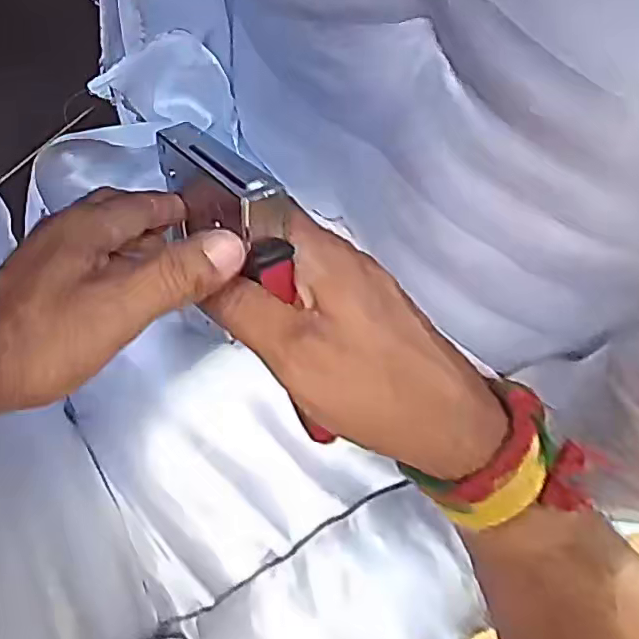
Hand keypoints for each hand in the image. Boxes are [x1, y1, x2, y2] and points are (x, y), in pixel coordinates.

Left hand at [0, 188, 246, 410]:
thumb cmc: (43, 339)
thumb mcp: (121, 307)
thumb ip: (175, 274)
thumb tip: (225, 245)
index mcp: (87, 225)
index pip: (151, 202)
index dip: (189, 212)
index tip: (221, 226)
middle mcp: (65, 227)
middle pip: (126, 212)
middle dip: (164, 224)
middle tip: (198, 249)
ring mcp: (49, 250)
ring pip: (105, 233)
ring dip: (139, 243)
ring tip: (168, 269)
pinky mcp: (39, 275)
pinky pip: (88, 254)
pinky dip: (115, 261)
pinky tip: (123, 288)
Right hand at [201, 206, 507, 479]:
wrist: (455, 433)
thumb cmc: (376, 390)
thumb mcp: (290, 350)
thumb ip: (239, 305)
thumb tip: (200, 274)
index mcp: (323, 254)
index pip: (254, 205)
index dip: (213, 217)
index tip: (183, 245)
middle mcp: (340, 255)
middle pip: (265, 234)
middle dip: (230, 259)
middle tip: (209, 297)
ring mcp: (352, 279)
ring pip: (282, 262)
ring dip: (253, 285)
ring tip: (239, 321)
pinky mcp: (359, 303)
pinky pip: (303, 285)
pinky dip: (279, 302)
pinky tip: (274, 334)